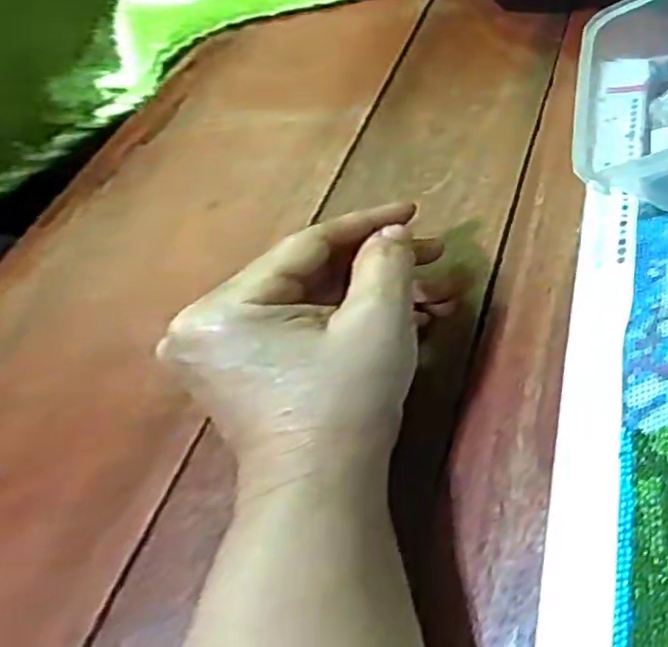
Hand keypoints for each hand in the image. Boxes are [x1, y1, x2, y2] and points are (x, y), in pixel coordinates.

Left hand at [157, 204, 453, 493]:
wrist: (324, 477)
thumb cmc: (347, 392)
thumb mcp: (379, 318)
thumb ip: (386, 262)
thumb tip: (393, 232)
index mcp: (224, 308)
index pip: (307, 246)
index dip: (368, 223)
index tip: (416, 211)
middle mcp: (209, 324)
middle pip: (312, 272)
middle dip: (381, 262)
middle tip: (436, 253)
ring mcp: (224, 350)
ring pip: (316, 297)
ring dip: (379, 290)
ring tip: (436, 294)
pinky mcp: (248, 368)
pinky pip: (307, 322)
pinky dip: (357, 314)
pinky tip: (409, 317)